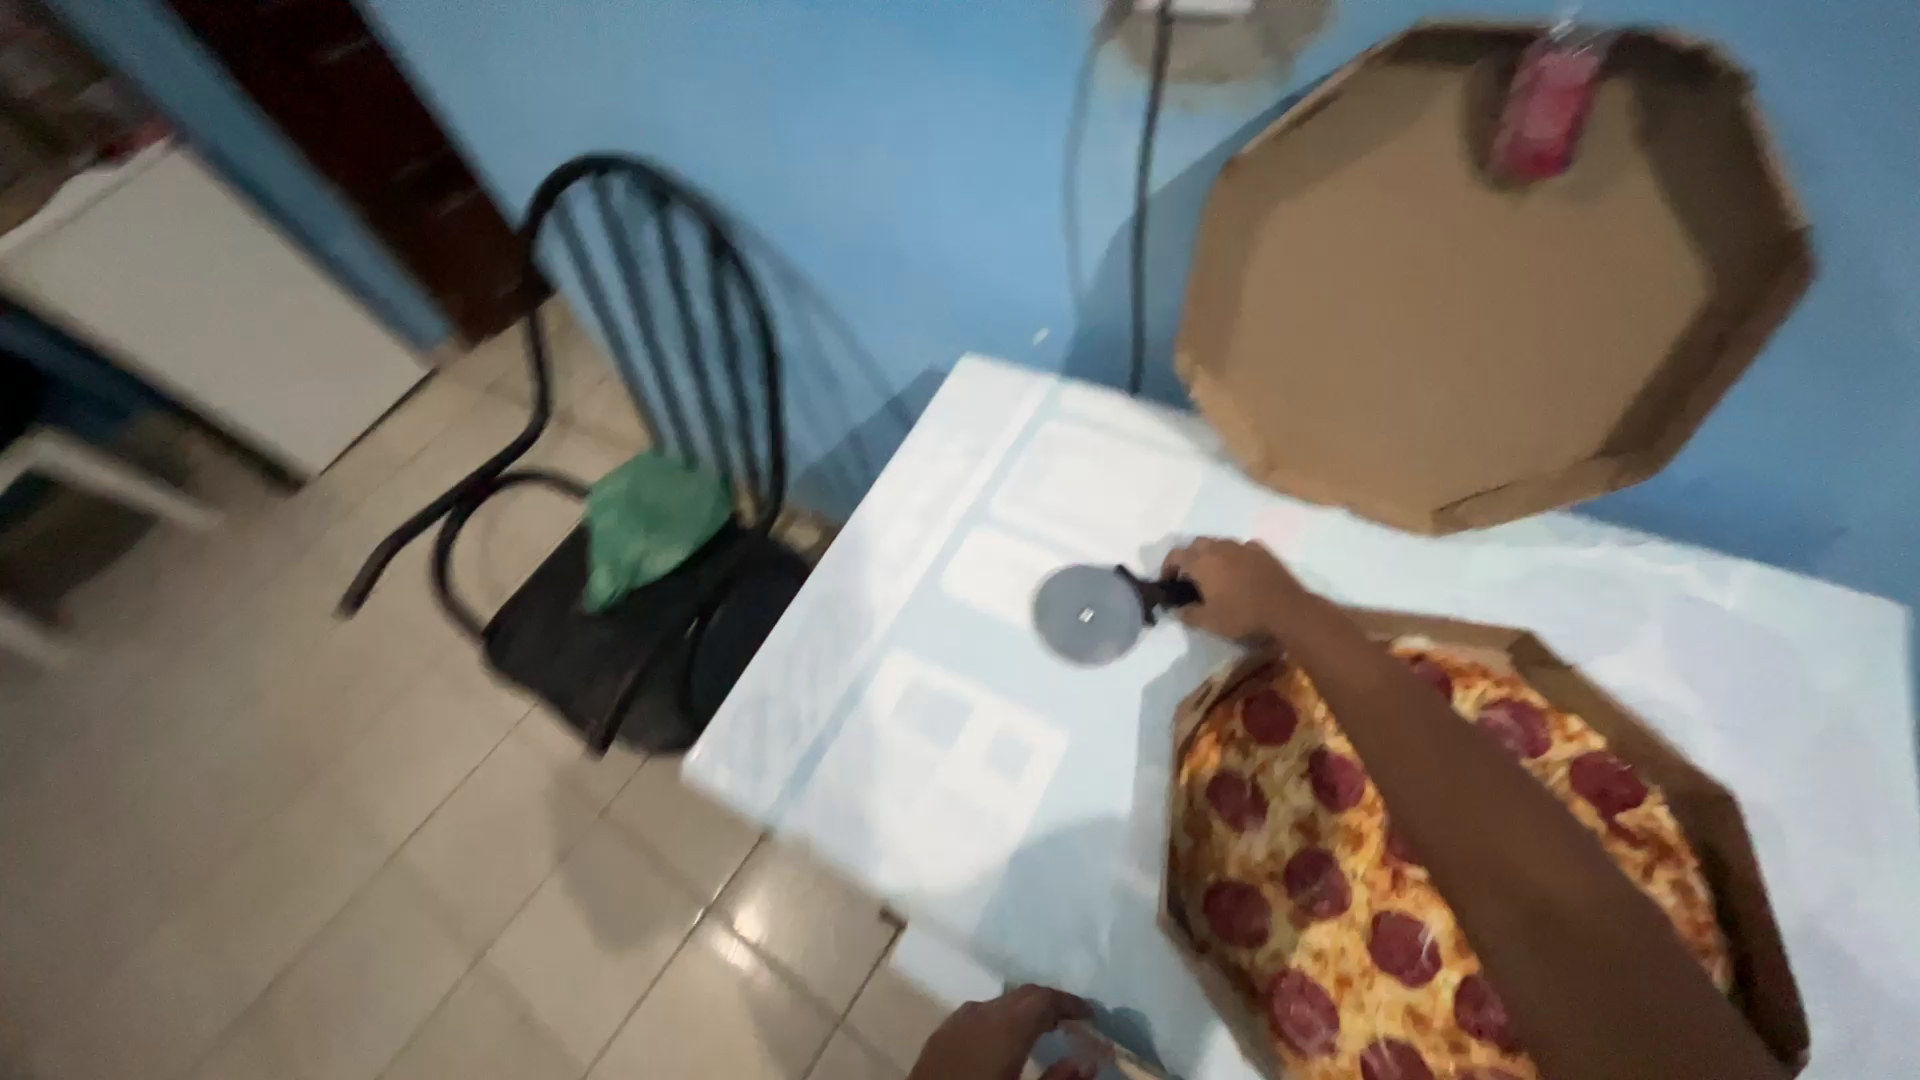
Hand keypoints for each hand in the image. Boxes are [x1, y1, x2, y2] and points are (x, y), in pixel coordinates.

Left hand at [906, 984, 1093, 1079]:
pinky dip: (1002, 1019)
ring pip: (1000, 1003)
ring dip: (1025, 1011)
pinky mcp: (943, 1033)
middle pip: (1022, 995)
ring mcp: (958, 1019)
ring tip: (1043, 1031)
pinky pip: (980, 1014)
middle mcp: (982, 1012)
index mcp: (1005, 1027)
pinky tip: (1004, 1042)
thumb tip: (1089, 1061)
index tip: (1090, 1014)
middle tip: (1072, 1022)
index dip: (1069, 1003)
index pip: (1044, 999)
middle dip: (1049, 1003)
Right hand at [1161, 537, 1311, 641]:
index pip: (1175, 555)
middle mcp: (1220, 547)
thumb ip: (1188, 614)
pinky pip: (1241, 549)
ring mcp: (1243, 547)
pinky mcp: (1263, 552)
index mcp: (1202, 562)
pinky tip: (1239, 572)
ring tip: (1214, 575)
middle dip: (1189, 557)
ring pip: (1219, 543)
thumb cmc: (1242, 616)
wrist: (1288, 611)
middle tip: (1189, 577)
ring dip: (1211, 555)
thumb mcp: (1209, 622)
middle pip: (1196, 544)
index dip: (1167, 567)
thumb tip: (1177, 610)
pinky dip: (1234, 557)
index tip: (1168, 582)